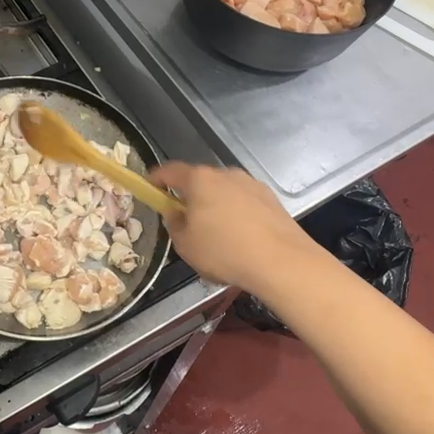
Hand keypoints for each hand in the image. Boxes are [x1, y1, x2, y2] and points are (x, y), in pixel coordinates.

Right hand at [150, 163, 321, 291]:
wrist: (283, 262)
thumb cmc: (225, 252)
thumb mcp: (185, 245)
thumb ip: (174, 224)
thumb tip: (177, 213)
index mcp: (198, 180)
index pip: (170, 171)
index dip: (157, 178)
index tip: (150, 186)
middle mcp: (224, 174)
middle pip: (199, 181)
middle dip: (191, 196)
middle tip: (188, 221)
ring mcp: (250, 184)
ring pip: (224, 192)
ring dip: (217, 206)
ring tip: (220, 237)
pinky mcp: (271, 199)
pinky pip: (245, 203)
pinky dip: (238, 215)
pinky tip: (243, 239)